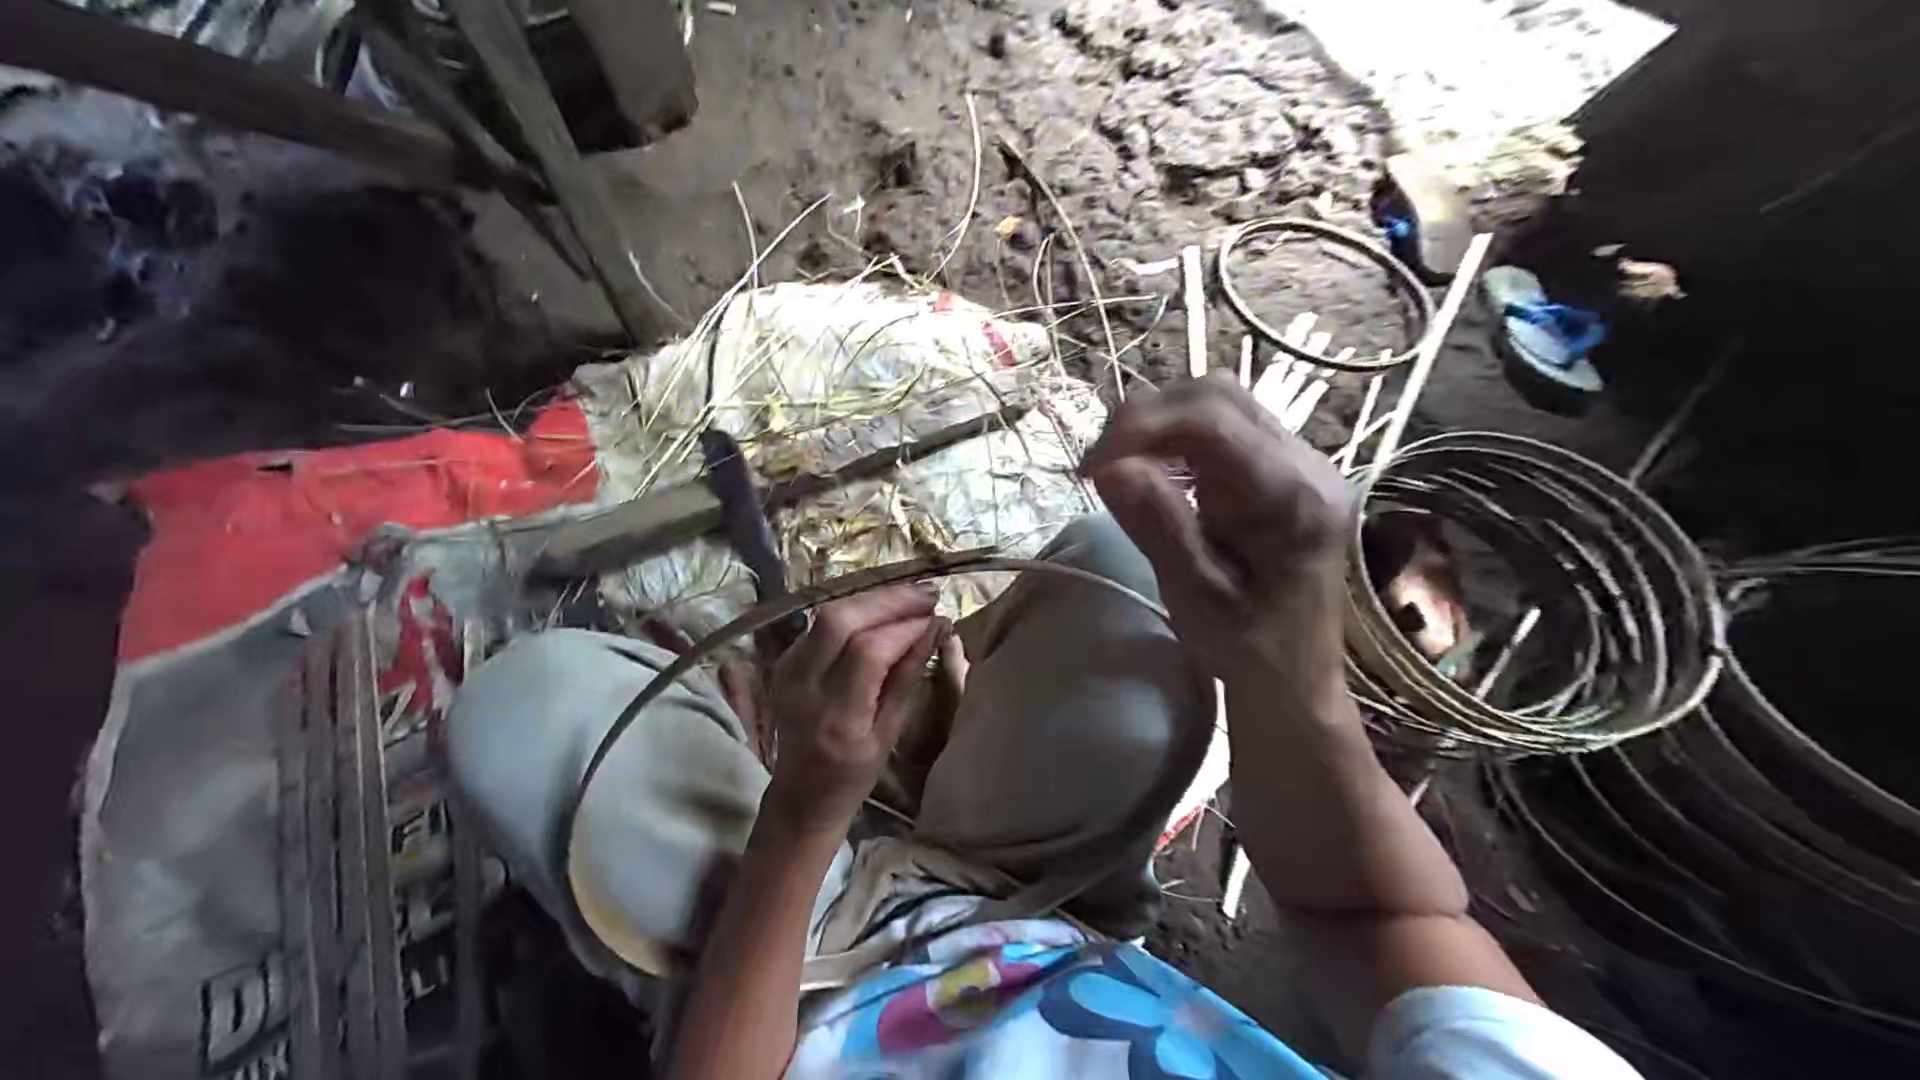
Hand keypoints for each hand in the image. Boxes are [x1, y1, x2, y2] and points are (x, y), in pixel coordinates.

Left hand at [764, 586, 947, 831]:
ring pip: (828, 613)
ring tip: (910, 597)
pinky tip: (881, 611)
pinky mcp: (784, 660)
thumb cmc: (854, 774)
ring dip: (872, 599)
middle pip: (840, 620)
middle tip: (926, 594)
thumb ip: (908, 674)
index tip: (937, 617)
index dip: (906, 627)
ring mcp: (788, 671)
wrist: (801, 794)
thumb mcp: (891, 731)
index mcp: (837, 718)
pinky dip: (855, 610)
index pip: (869, 652)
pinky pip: (820, 622)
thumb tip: (936, 627)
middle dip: (888, 600)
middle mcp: (805, 687)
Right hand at [1081, 374, 1352, 691]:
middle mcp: (1304, 464)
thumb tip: (1109, 466)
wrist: (1295, 677)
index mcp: (1293, 496)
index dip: (1139, 428)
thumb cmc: (1248, 648)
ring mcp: (1295, 462)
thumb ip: (1157, 524)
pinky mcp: (1277, 470)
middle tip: (1099, 464)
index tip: (1089, 468)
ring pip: (1216, 403)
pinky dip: (1173, 439)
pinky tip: (1149, 472)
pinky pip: (1220, 429)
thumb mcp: (1194, 595)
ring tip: (1117, 466)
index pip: (1212, 420)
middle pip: (1216, 395)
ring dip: (1157, 426)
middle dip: (1145, 419)